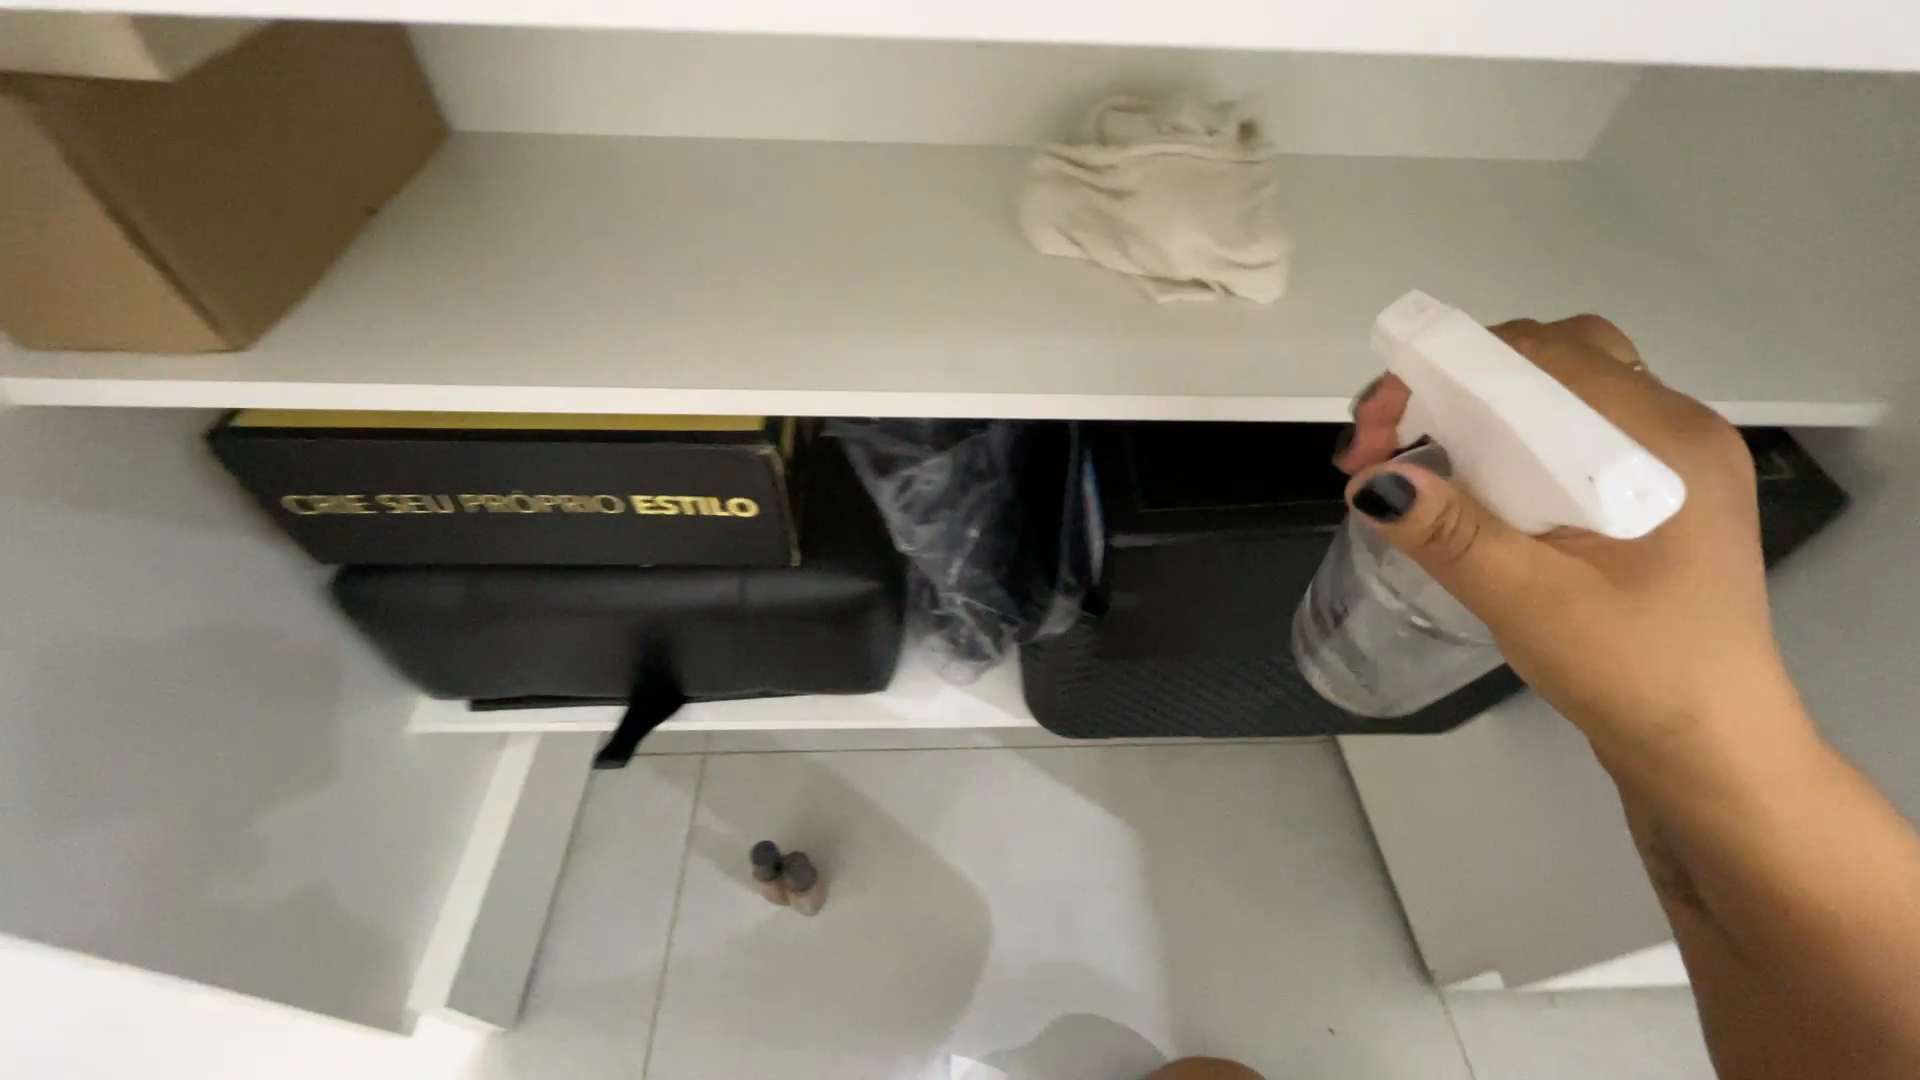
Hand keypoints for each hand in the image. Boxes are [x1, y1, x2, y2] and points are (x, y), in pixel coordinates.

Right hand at [1335, 315, 1804, 754]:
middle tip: (1381, 443)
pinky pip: (1560, 435)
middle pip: (1549, 361)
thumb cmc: (1633, 670)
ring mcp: (1660, 463)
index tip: (1377, 430)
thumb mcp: (1531, 602)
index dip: (1445, 371)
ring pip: (1552, 395)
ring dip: (1468, 411)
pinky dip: (1495, 441)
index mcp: (1662, 441)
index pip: (1543, 357)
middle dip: (1450, 383)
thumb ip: (1453, 536)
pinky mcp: (1639, 495)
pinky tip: (1459, 485)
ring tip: (1404, 461)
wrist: (1705, 745)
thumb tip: (1371, 481)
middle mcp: (1670, 433)